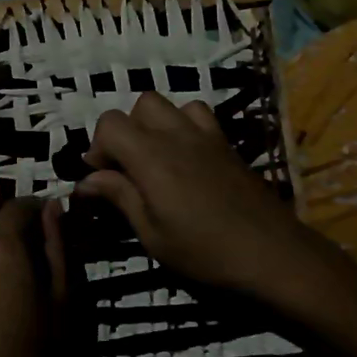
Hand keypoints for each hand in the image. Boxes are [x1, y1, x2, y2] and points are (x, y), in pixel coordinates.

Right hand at [79, 93, 320, 296]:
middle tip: (127, 169)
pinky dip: (184, 124)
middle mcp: (177, 134)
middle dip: (125, 131)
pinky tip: (187, 156)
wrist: (270, 252)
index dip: (97, 148)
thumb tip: (86, 181)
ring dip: (154, 124)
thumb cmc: (205, 251)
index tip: (102, 179)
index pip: (110, 124)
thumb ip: (120, 197)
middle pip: (139, 105)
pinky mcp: (226, 143)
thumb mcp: (152, 234)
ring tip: (157, 159)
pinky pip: (198, 113)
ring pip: (169, 105)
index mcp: (151, 156)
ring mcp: (206, 134)